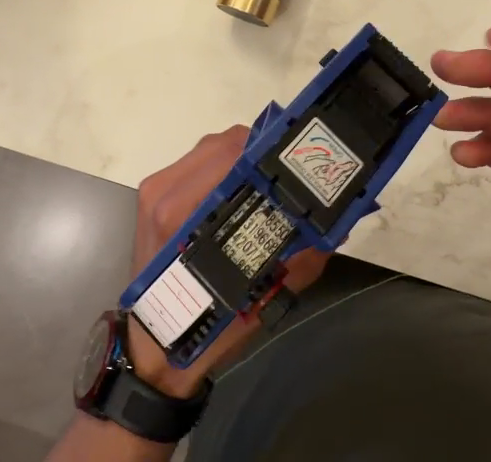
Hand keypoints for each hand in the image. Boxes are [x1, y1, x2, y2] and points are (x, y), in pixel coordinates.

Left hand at [125, 126, 329, 398]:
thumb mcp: (265, 292)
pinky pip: (194, 162)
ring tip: (267, 177)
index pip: (232, 154)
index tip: (299, 161)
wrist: (155, 346)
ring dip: (240, 155)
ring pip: (208, 148)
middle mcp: (165, 192)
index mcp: (183, 213)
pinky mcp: (153, 192)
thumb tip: (337, 219)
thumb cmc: (209, 325)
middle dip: (259, 151)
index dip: (270, 151)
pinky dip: (221, 165)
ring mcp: (155, 189)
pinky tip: (240, 184)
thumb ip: (303, 252)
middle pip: (222, 144)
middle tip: (288, 170)